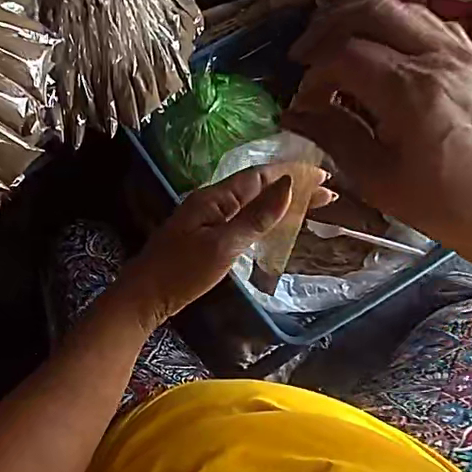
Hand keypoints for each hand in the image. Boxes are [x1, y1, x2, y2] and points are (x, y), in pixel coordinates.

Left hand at [110, 164, 332, 327]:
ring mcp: (204, 220)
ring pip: (250, 203)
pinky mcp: (202, 238)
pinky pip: (240, 219)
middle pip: (257, 188)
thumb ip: (256, 217)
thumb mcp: (223, 246)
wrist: (143, 297)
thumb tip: (289, 183)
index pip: (260, 177)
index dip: (293, 174)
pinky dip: (263, 218)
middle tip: (328, 194)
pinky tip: (273, 226)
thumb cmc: (181, 273)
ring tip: (310, 206)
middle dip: (292, 188)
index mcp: (214, 198)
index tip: (325, 176)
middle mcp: (209, 203)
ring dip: (280, 203)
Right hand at [282, 0, 471, 265]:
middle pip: (374, 12)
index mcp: (410, 92)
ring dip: (361, 22)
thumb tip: (295, 115)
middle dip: (329, 29)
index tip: (301, 103)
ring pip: (404, 10)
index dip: (313, 75)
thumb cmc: (441, 203)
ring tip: (335, 49)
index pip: (344, 55)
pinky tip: (379, 55)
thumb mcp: (374, 177)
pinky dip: (396, 29)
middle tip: (304, 56)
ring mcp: (464, 54)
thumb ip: (333, 135)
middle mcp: (439, 60)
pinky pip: (430, 24)